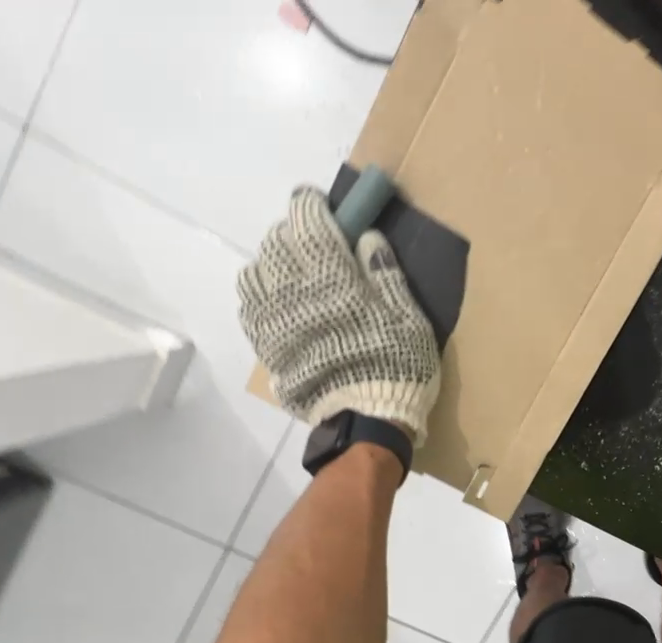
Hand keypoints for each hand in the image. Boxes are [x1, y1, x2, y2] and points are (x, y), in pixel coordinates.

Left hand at [237, 187, 441, 442]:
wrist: (367, 422)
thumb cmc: (397, 366)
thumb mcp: (408, 319)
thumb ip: (386, 276)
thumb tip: (367, 238)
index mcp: (332, 278)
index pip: (309, 223)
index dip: (311, 206)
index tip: (320, 202)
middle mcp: (294, 291)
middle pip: (279, 243)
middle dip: (295, 233)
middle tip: (314, 241)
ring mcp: (274, 318)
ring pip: (258, 271)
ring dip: (275, 263)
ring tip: (295, 273)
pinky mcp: (266, 344)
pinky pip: (252, 305)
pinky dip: (265, 294)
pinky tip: (283, 302)